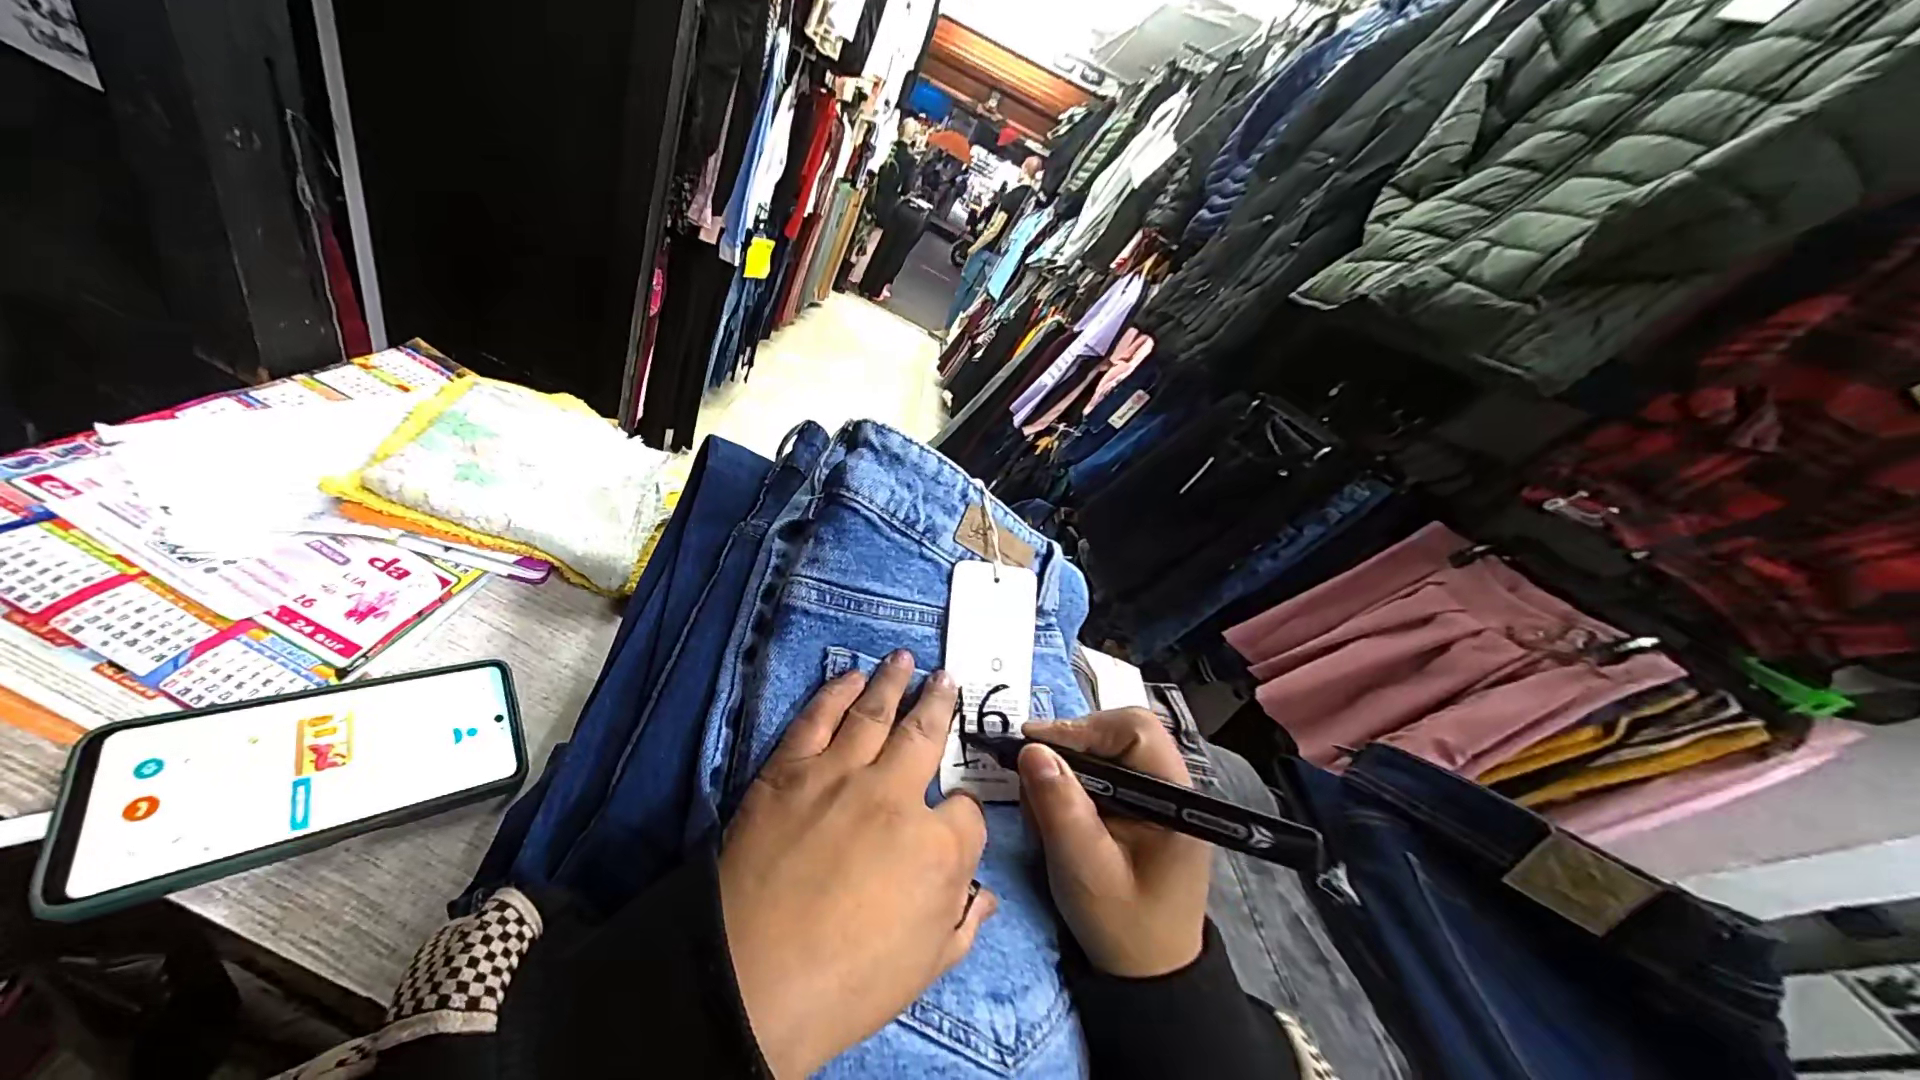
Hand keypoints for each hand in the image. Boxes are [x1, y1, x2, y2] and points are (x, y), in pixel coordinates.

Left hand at [719, 652, 994, 1077]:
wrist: (748, 982)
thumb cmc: (845, 985)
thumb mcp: (925, 967)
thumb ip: (962, 923)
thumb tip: (982, 895)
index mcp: (938, 847)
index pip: (968, 811)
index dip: (963, 814)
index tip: (955, 818)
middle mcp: (896, 795)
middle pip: (925, 734)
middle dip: (939, 703)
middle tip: (945, 677)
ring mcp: (840, 775)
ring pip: (874, 713)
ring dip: (892, 682)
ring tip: (903, 659)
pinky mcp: (789, 771)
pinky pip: (818, 719)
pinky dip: (835, 693)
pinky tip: (849, 677)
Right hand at [1020, 709, 1210, 977]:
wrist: (1149, 975)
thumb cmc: (1125, 926)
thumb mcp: (1085, 869)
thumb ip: (1060, 807)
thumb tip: (1032, 750)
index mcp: (1173, 797)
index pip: (1135, 729)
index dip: (1084, 728)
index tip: (1036, 746)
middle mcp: (1168, 785)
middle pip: (1117, 732)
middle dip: (1070, 748)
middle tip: (1033, 775)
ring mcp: (1153, 795)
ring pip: (1103, 750)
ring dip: (1065, 770)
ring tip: (1042, 811)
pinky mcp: (1136, 806)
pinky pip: (1099, 774)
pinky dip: (1070, 786)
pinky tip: (1054, 818)